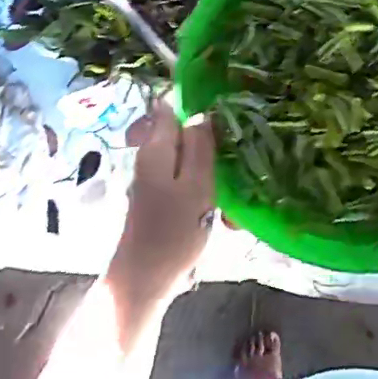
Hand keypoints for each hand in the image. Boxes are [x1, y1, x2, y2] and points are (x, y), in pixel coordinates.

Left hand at [108, 98, 214, 306]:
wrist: (143, 281)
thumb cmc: (173, 232)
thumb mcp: (196, 185)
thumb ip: (199, 146)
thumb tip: (203, 112)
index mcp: (156, 147)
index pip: (170, 104)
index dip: (193, 97)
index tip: (222, 102)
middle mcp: (149, 155)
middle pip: (179, 128)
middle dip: (205, 132)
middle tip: (234, 143)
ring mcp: (152, 177)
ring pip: (183, 153)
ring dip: (206, 159)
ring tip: (230, 172)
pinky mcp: (158, 196)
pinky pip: (182, 174)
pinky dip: (200, 179)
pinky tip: (218, 196)